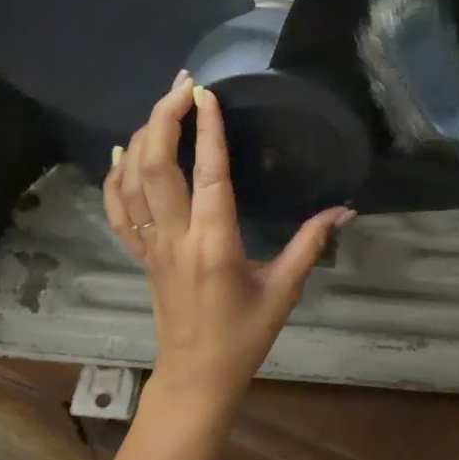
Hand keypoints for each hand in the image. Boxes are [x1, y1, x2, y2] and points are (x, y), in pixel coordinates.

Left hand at [105, 73, 355, 413]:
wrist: (196, 375)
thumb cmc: (244, 335)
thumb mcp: (284, 290)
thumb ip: (310, 244)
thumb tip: (345, 209)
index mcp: (214, 244)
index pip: (209, 174)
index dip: (207, 131)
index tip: (207, 93)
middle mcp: (176, 237)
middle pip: (156, 165)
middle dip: (164, 117)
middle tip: (184, 84)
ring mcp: (151, 245)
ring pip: (131, 180)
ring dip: (142, 136)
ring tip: (164, 105)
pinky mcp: (140, 254)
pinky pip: (117, 209)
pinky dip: (114, 176)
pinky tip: (122, 151)